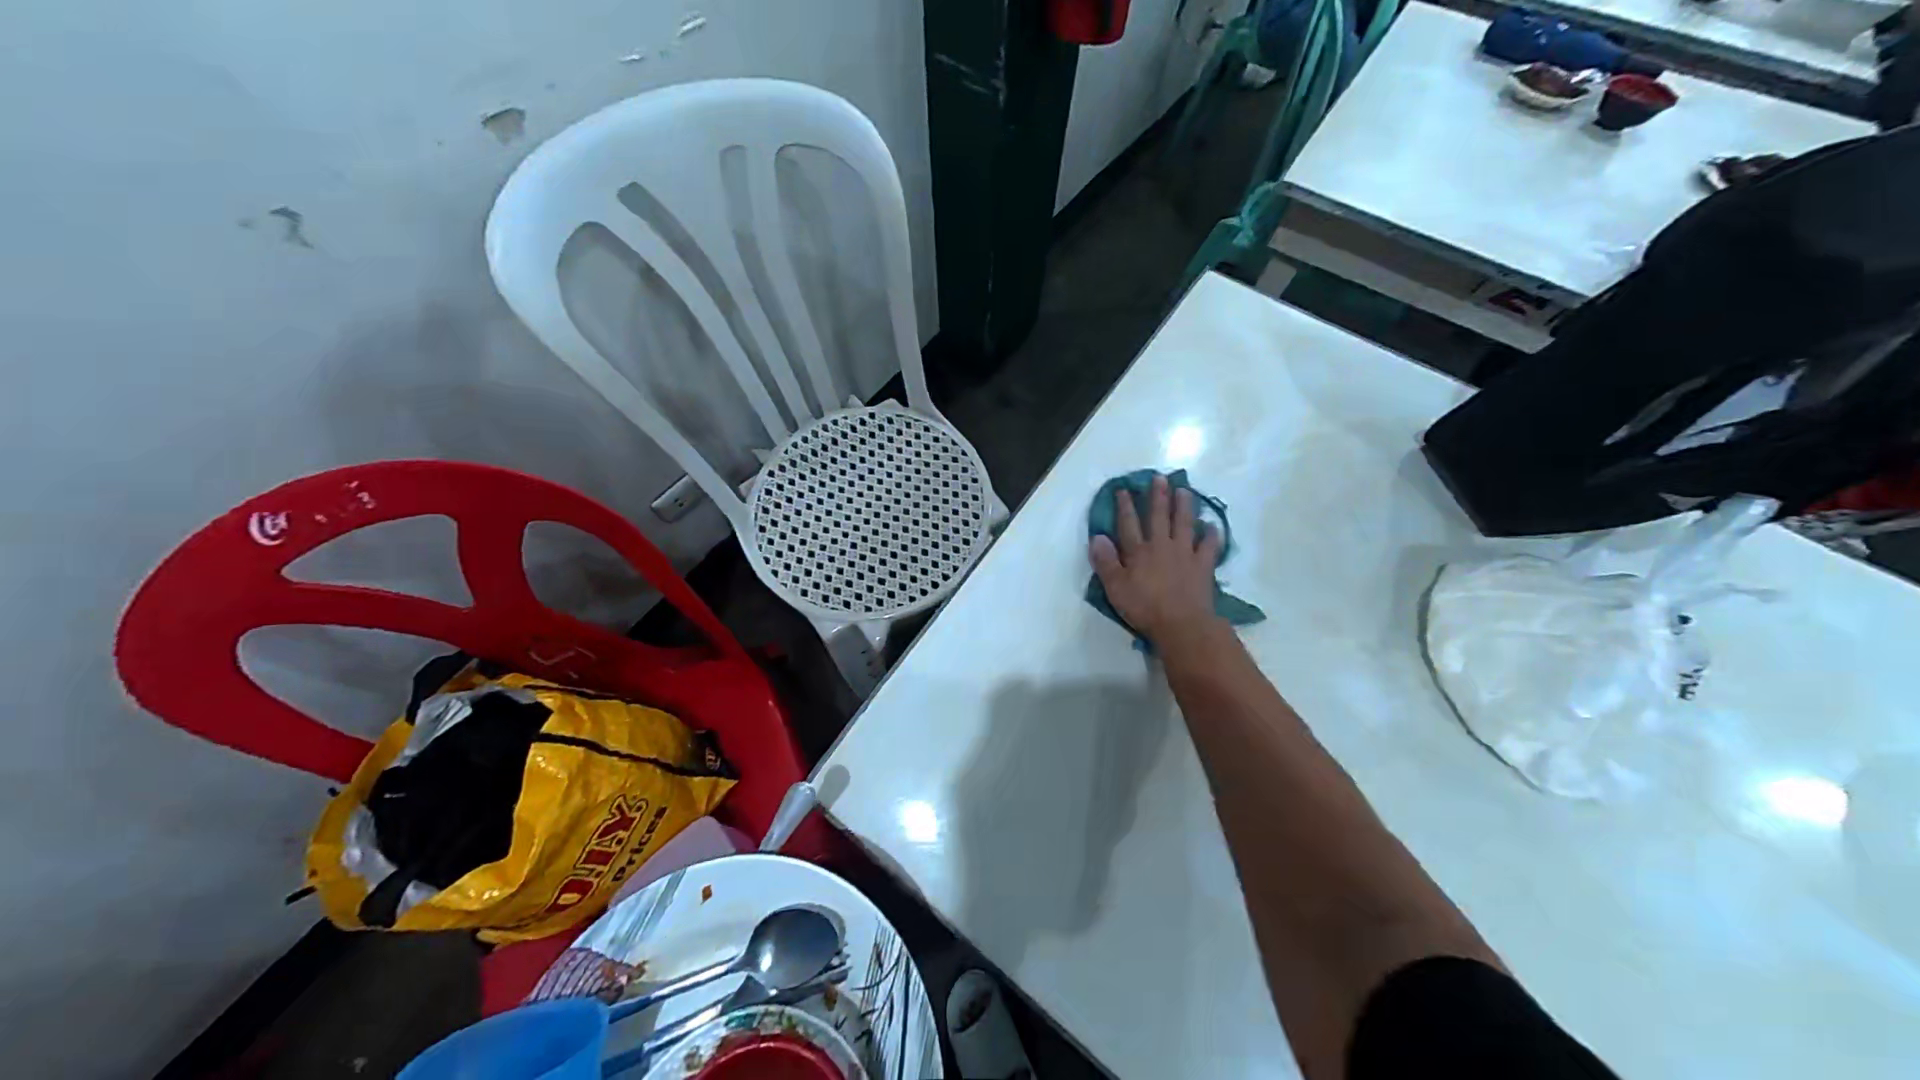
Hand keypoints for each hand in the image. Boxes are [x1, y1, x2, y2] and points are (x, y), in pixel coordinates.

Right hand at [1089, 474, 1223, 647]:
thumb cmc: (1144, 607)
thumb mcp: (1115, 587)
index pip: (1128, 524)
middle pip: (1159, 516)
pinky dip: (1211, 535)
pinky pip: (1209, 546)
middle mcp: (1161, 546)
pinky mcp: (1203, 565)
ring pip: (1185, 524)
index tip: (1123, 489)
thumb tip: (1098, 537)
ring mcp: (1185, 554)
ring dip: (1184, 506)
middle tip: (1160, 478)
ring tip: (1185, 491)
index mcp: (1138, 551)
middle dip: (1158, 496)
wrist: (1181, 624)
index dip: (1125, 506)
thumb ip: (1105, 561)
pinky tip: (1212, 526)